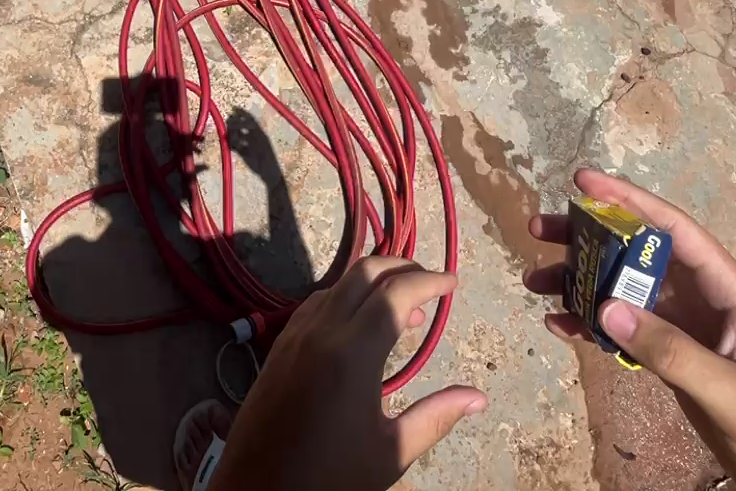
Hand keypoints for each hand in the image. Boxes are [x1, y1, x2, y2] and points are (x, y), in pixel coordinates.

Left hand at [207, 257, 486, 490]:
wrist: (257, 489)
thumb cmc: (329, 478)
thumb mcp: (390, 453)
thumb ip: (435, 417)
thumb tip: (478, 398)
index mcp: (353, 352)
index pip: (396, 294)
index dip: (429, 282)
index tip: (453, 282)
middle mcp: (322, 329)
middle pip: (364, 272)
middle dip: (401, 267)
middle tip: (431, 281)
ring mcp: (297, 332)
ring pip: (339, 283)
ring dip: (373, 281)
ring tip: (405, 307)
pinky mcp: (281, 342)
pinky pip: (318, 301)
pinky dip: (346, 295)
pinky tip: (360, 321)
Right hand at [526, 170, 735, 490]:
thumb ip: (672, 351)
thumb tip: (603, 306)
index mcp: (731, 293)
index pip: (674, 230)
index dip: (629, 199)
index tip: (581, 180)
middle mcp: (704, 301)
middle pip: (638, 254)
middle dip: (588, 238)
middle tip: (539, 230)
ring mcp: (689, 331)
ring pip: (625, 290)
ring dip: (581, 283)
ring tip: (535, 281)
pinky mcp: (677, 360)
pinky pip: (626, 331)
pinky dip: (592, 326)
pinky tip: (560, 326)